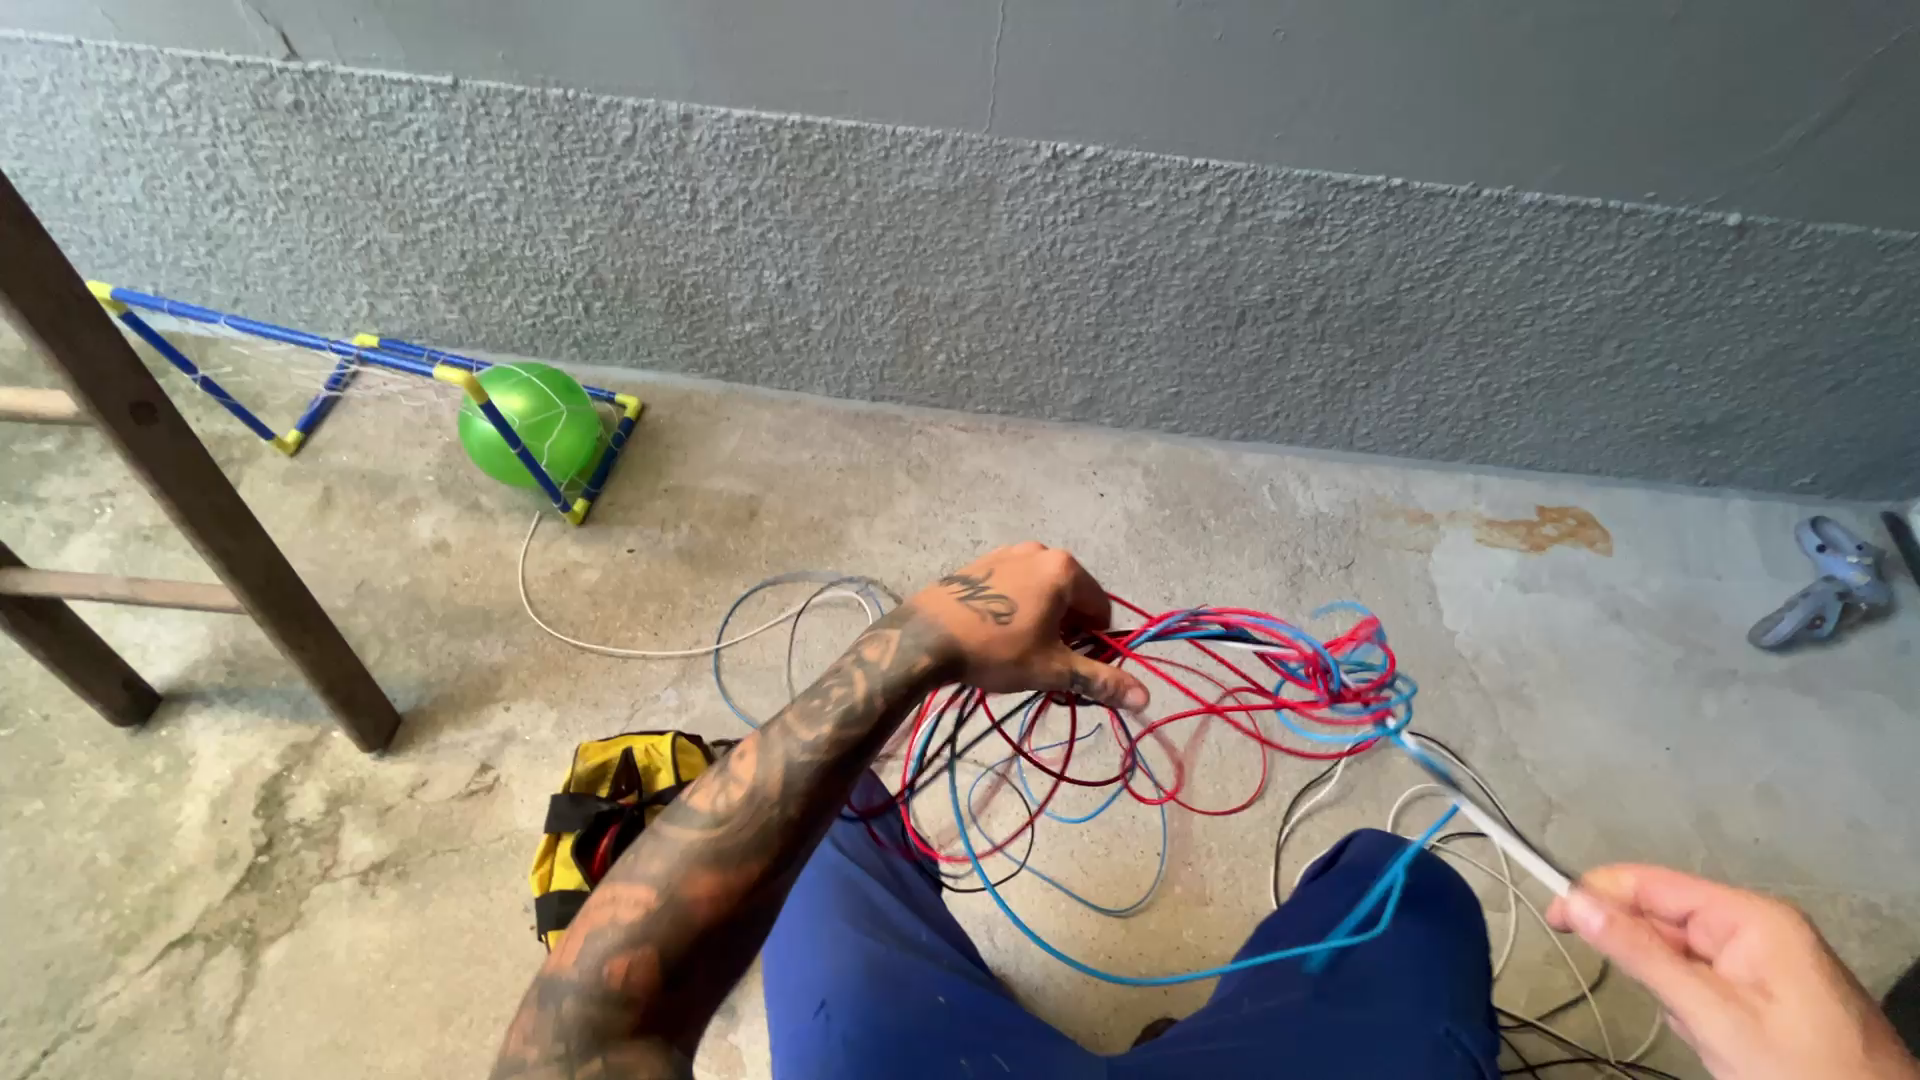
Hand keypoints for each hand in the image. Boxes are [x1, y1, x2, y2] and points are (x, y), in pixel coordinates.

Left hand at [906, 542, 1149, 710]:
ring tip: (1018, 649)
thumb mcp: (1051, 669)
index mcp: (1064, 569)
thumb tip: (1145, 697)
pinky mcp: (979, 563)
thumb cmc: (996, 650)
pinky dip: (1016, 607)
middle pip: (1071, 597)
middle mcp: (1039, 550)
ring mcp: (1005, 553)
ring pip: (1041, 591)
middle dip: (1067, 630)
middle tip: (1044, 660)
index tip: (1071, 666)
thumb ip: (1099, 679)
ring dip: (1042, 619)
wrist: (925, 637)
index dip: (1094, 643)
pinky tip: (995, 633)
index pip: (1101, 609)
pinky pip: (1013, 585)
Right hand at [1547, 864, 1918, 1079]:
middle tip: (1670, 1008)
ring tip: (1705, 1031)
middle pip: (1660, 918)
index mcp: (1749, 916)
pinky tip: (1719, 1036)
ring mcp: (1764, 954)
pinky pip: (1700, 975)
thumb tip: (1571, 901)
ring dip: (1673, 990)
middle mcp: (1756, 923)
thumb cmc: (1801, 1072)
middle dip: (1651, 963)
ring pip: (1676, 951)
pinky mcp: (1765, 983)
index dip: (1593, 895)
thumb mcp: (1711, 1014)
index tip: (1555, 921)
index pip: (1646, 883)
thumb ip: (1639, 952)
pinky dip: (1694, 1005)